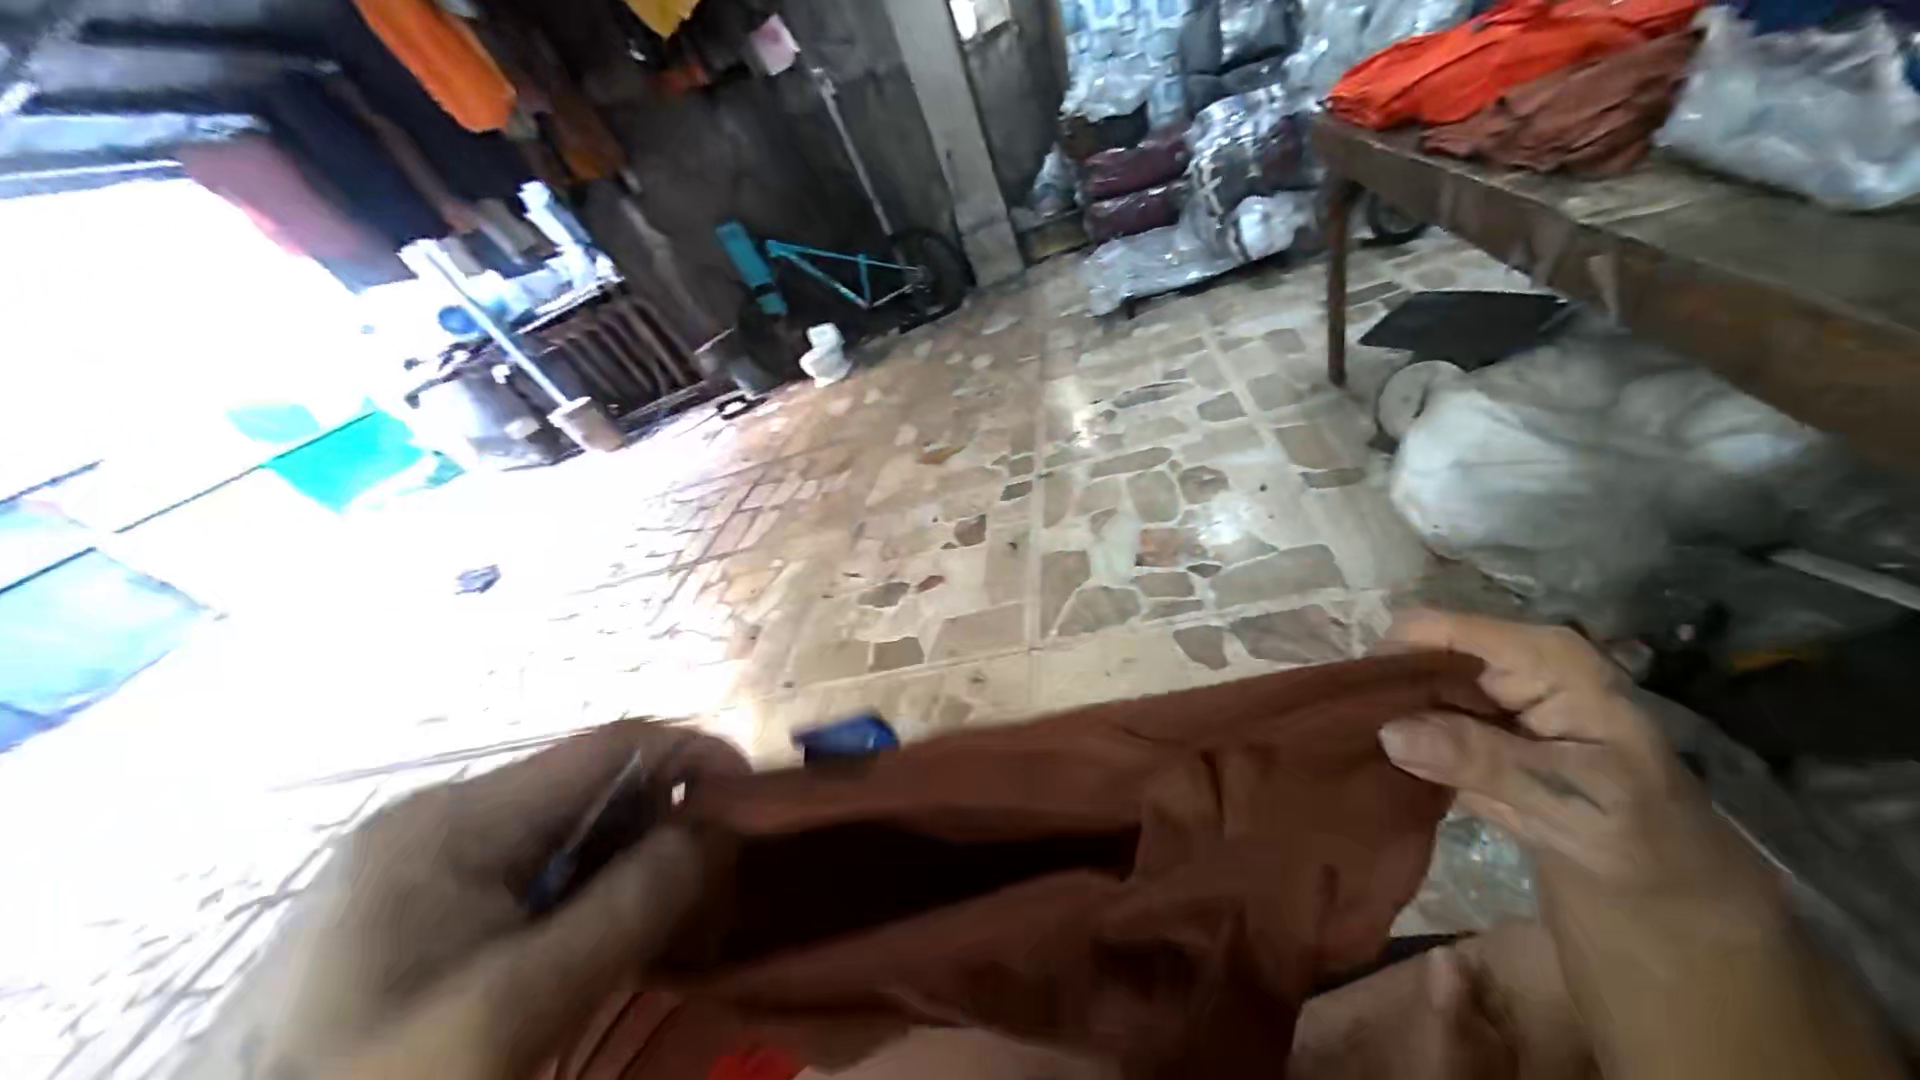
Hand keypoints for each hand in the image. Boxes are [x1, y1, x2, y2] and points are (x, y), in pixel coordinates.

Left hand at [256, 720, 745, 1079]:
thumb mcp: (515, 1006)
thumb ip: (632, 906)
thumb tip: (721, 828)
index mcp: (452, 818)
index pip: (609, 746)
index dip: (694, 758)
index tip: (756, 805)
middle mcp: (441, 820)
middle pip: (594, 791)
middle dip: (669, 825)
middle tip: (720, 888)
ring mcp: (427, 867)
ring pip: (572, 838)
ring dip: (635, 868)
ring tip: (676, 925)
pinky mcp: (423, 912)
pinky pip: (538, 879)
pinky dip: (593, 900)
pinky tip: (608, 946)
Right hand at [1375, 611, 1901, 1079]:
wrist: (1662, 878)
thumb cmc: (1640, 833)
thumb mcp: (1572, 802)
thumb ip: (1484, 761)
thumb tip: (1389, 730)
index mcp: (1539, 654)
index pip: (1433, 628)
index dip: (1391, 661)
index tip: (1366, 713)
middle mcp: (1504, 657)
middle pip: (1412, 649)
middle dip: (1383, 690)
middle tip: (1366, 742)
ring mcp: (1484, 687)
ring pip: (1405, 679)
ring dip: (1385, 715)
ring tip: (1371, 754)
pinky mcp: (1468, 717)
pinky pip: (1411, 709)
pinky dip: (1395, 733)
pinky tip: (1387, 762)